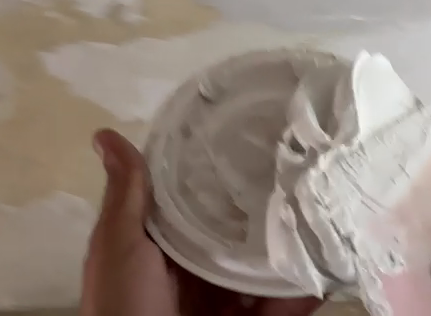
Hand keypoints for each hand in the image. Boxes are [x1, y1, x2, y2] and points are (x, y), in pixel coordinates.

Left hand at [83, 128, 326, 315]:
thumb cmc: (124, 307)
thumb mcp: (118, 248)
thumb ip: (126, 197)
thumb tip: (104, 134)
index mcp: (161, 249)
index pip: (192, 199)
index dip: (215, 169)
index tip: (246, 132)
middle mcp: (194, 272)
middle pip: (233, 231)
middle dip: (262, 206)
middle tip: (296, 168)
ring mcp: (222, 304)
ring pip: (262, 266)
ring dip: (290, 244)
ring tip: (321, 208)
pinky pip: (282, 305)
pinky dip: (303, 291)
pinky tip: (327, 264)